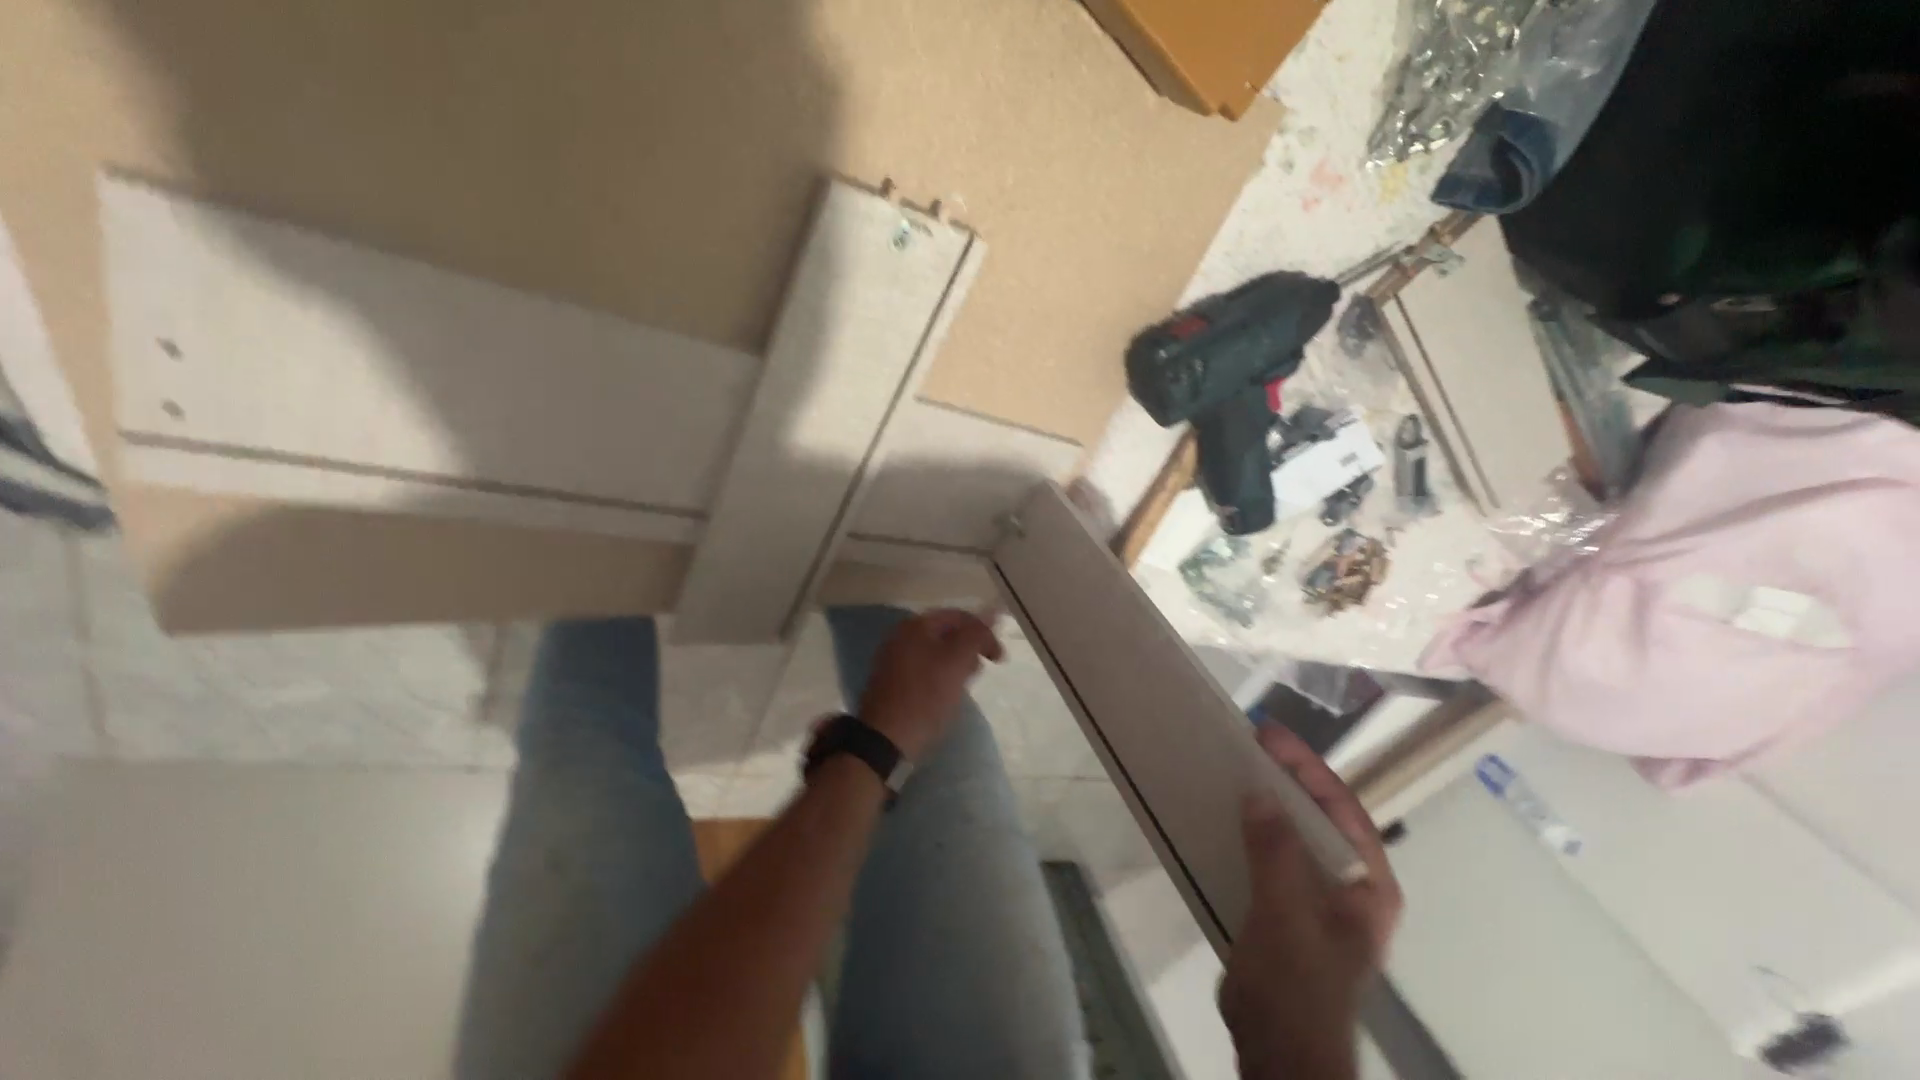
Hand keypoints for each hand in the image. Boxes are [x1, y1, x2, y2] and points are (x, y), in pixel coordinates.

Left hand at [858, 609, 1003, 760]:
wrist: (884, 738)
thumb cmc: (925, 697)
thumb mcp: (956, 663)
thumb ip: (975, 635)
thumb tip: (993, 611)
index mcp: (916, 625)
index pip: (958, 616)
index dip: (984, 632)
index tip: (999, 659)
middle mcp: (901, 635)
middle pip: (946, 632)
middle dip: (969, 648)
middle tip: (981, 671)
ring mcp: (894, 658)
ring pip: (936, 652)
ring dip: (956, 663)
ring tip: (966, 684)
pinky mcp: (893, 681)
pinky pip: (925, 669)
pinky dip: (941, 676)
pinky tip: (947, 693)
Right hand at [1218, 726, 1403, 1079]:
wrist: (1278, 1049)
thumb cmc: (1296, 985)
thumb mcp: (1286, 915)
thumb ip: (1276, 852)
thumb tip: (1259, 794)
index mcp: (1367, 885)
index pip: (1343, 810)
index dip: (1308, 769)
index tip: (1270, 736)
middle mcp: (1348, 886)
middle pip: (1319, 818)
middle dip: (1287, 780)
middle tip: (1249, 744)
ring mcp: (1316, 899)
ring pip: (1291, 836)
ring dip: (1265, 804)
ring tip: (1232, 771)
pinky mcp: (1284, 912)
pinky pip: (1267, 859)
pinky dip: (1248, 834)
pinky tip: (1222, 819)